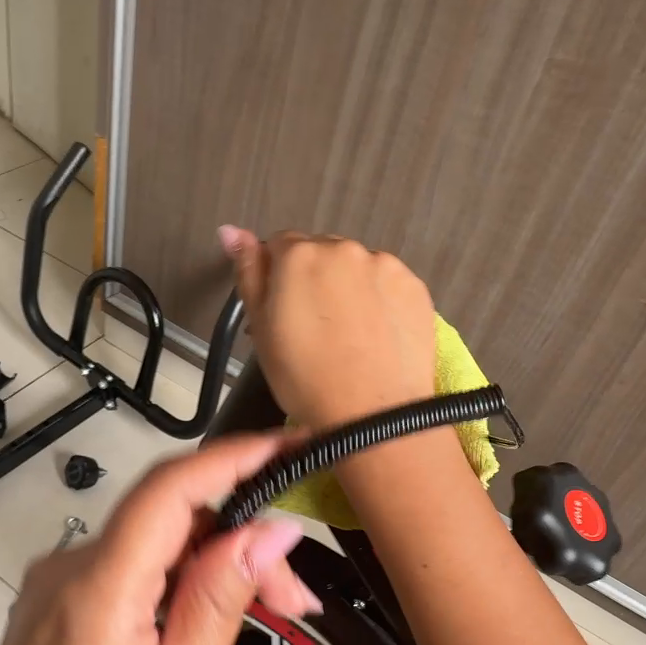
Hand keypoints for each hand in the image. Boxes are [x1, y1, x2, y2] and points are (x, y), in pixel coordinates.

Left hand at [0, 433, 319, 644]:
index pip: (168, 490)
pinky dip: (178, 600)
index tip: (287, 444)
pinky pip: (134, 576)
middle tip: (295, 600)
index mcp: (95, 594)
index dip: (232, 457)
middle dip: (241, 544)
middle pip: (173, 519)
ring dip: (215, 579)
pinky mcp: (59, 601)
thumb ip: (217, 607)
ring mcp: (58, 583)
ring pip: (159, 548)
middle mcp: (68, 570)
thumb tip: (267, 533)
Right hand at [219, 227, 434, 429]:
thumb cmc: (305, 378)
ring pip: (356, 267)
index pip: (279, 246)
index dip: (277, 278)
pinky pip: (387, 283)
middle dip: (314, 278)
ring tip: (347, 334)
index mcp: (298, 255)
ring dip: (348, 287)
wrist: (371, 414)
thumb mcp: (262, 328)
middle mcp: (343, 249)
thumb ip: (248, 272)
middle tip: (313, 327)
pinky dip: (379, 300)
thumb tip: (231, 230)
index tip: (284, 311)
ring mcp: (384, 266)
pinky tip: (374, 335)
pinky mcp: (414, 287)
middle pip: (320, 251)